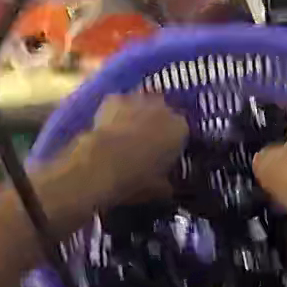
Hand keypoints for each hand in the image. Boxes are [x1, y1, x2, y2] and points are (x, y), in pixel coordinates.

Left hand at [56, 92, 186, 204]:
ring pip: (141, 104)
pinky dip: (115, 112)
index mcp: (180, 128)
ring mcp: (137, 99)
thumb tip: (167, 183)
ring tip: (126, 133)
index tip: (166, 153)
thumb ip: (168, 182)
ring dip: (137, 115)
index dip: (173, 142)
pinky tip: (109, 126)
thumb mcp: (161, 189)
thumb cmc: (138, 178)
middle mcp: (162, 107)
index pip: (182, 131)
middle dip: (157, 124)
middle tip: (146, 142)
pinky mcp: (113, 98)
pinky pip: (118, 104)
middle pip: (163, 112)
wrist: (104, 163)